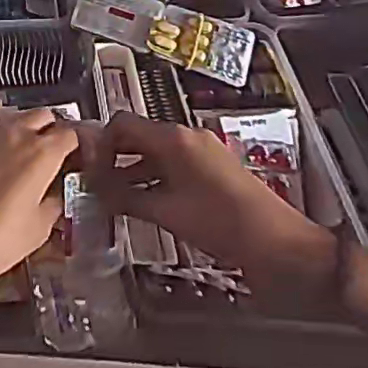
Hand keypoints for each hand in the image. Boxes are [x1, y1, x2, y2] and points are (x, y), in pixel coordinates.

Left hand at [0, 108, 78, 297]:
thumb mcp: (39, 228)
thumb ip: (55, 202)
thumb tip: (58, 193)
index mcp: (42, 152)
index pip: (72, 133)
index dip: (82, 143)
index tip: (86, 158)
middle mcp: (18, 135)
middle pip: (45, 116)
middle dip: (56, 129)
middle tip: (62, 155)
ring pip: (21, 120)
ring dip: (32, 131)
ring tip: (36, 161)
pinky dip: (10, 141)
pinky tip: (9, 168)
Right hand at [88, 111, 333, 290]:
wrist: (279, 244)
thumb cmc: (221, 223)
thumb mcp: (167, 213)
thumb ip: (127, 199)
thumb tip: (97, 193)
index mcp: (173, 138)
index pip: (122, 124)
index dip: (100, 144)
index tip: (88, 169)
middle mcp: (186, 135)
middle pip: (138, 135)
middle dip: (114, 156)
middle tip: (95, 182)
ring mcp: (201, 149)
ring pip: (154, 150)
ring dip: (133, 169)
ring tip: (115, 196)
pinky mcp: (212, 166)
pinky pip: (173, 162)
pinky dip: (154, 176)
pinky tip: (145, 201)